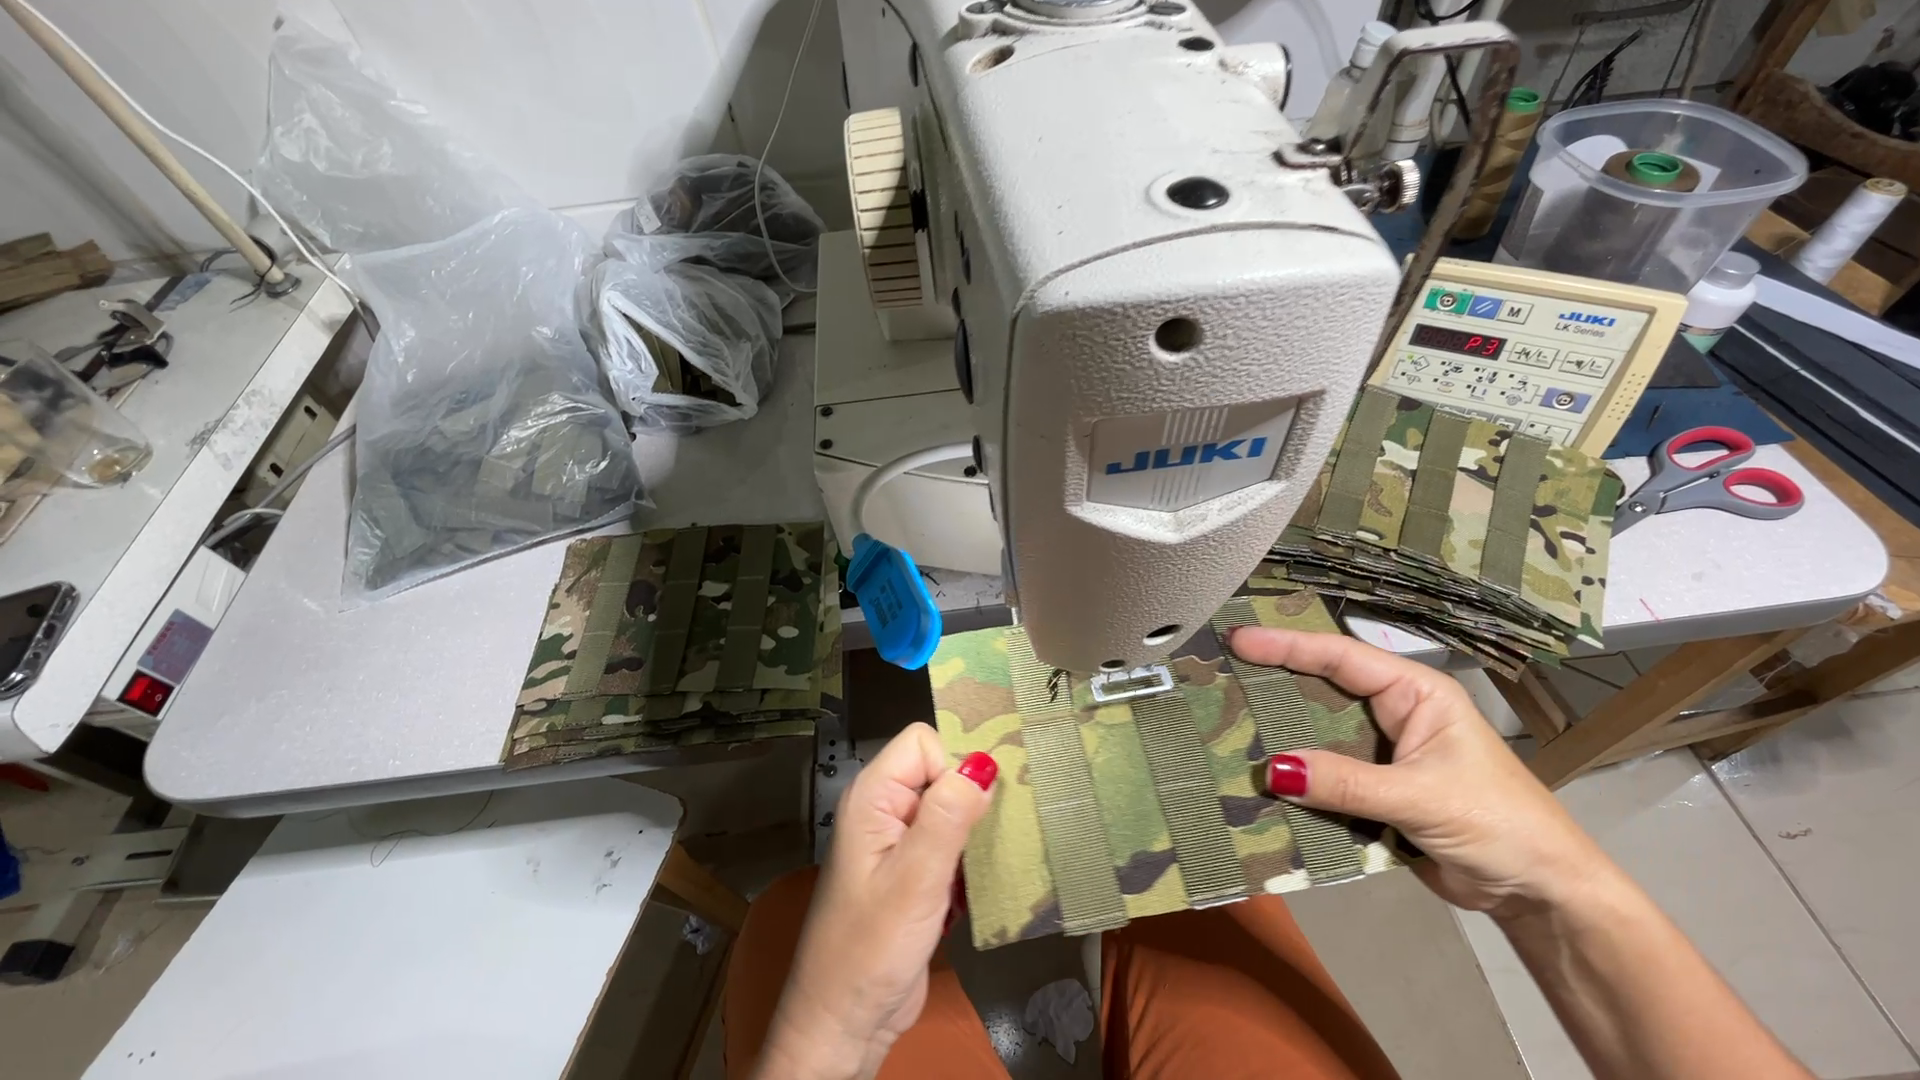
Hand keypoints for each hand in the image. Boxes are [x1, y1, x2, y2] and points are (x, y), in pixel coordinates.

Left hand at [755, 723, 995, 1079]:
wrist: (846, 1021)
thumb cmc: (871, 949)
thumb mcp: (915, 879)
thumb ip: (949, 815)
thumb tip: (985, 760)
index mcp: (872, 798)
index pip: (923, 743)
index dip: (952, 766)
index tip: (975, 810)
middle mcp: (883, 810)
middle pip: (940, 771)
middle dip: (971, 799)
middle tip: (992, 838)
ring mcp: (897, 842)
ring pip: (951, 808)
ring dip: (974, 833)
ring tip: (985, 866)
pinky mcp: (912, 872)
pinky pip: (950, 842)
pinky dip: (968, 859)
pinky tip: (975, 887)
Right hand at [1231, 627, 1611, 919]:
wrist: (1537, 892)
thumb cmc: (1500, 824)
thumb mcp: (1421, 797)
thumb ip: (1346, 783)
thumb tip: (1273, 770)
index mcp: (1416, 694)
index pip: (1342, 658)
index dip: (1289, 646)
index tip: (1239, 641)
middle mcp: (1394, 715)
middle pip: (1323, 689)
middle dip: (1274, 681)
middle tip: (1219, 673)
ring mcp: (1381, 754)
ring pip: (1318, 734)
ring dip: (1279, 733)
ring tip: (1223, 721)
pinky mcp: (1372, 792)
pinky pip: (1322, 776)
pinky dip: (1293, 777)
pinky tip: (1255, 776)